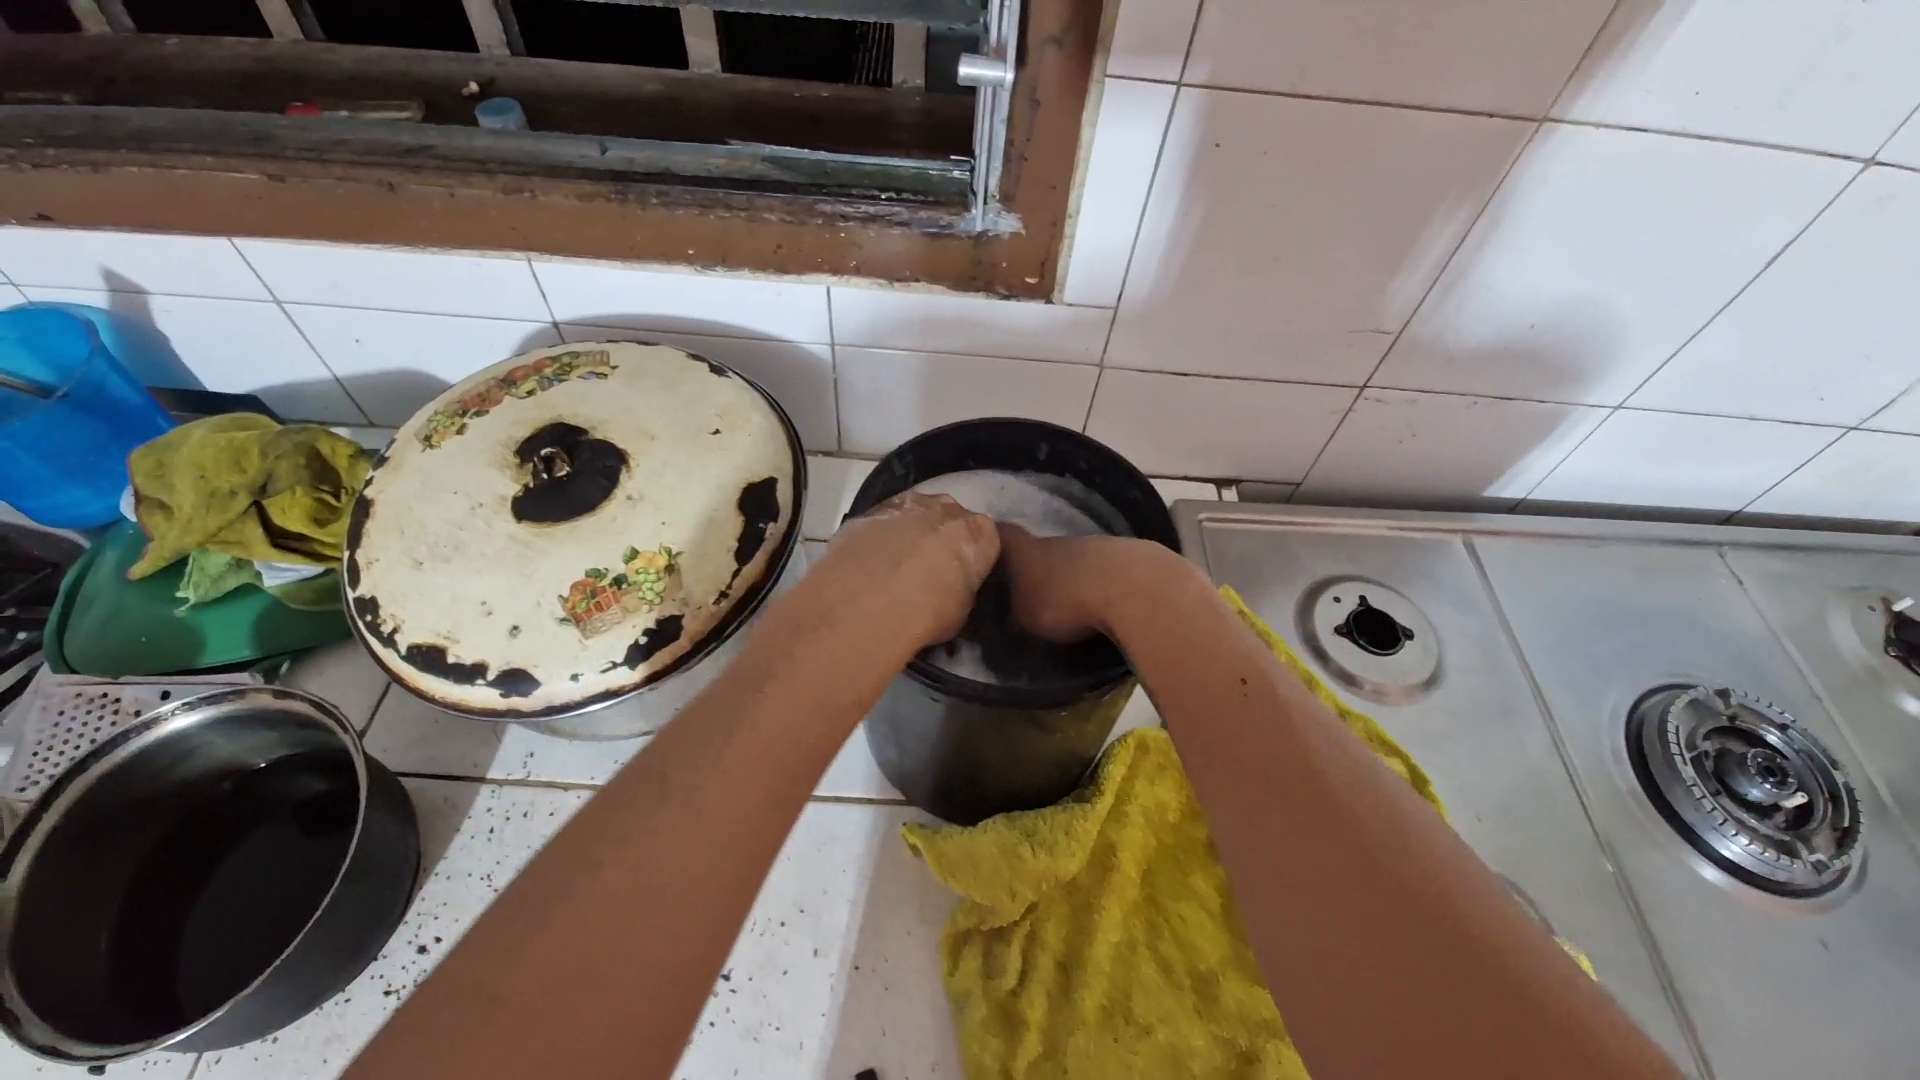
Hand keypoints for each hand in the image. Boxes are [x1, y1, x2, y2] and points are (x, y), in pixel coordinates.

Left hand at [804, 493, 1000, 649]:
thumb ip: (962, 590)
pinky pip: (882, 521)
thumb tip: (952, 592)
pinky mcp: (869, 510)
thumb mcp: (962, 611)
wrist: (871, 600)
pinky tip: (869, 561)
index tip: (962, 576)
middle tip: (929, 570)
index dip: (973, 557)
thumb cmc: (931, 611)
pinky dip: (879, 536)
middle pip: (950, 518)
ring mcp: (906, 505)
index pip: (985, 539)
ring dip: (909, 533)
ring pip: (915, 513)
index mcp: (979, 533)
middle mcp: (947, 508)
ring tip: (895, 566)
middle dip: (942, 538)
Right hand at [997, 526, 1185, 641]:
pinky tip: (1103, 603)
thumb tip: (1006, 618)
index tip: (986, 556)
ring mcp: (1095, 544)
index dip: (993, 542)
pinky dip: (1100, 583)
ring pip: (1074, 558)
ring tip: (1071, 604)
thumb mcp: (1024, 619)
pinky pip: (1104, 570)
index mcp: (1024, 548)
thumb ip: (1012, 616)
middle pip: (1039, 547)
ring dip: (1071, 576)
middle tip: (1030, 594)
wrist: (1131, 587)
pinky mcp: (1127, 556)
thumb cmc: (1064, 600)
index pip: (1001, 534)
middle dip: (1035, 567)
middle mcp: (1057, 539)